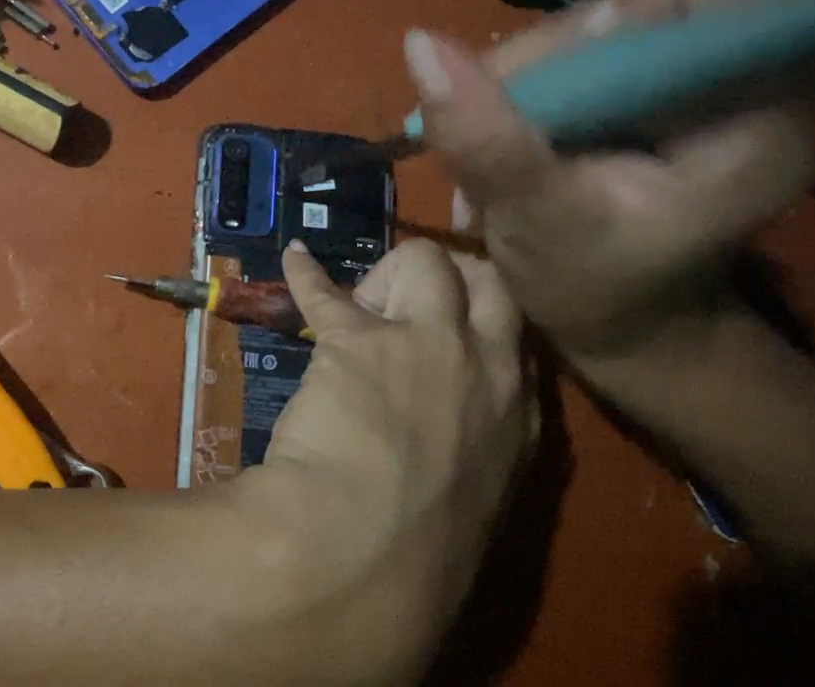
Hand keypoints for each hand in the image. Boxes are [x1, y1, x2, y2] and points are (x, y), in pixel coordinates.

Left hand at [237, 238, 529, 670]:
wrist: (359, 555)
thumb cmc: (417, 554)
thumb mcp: (473, 505)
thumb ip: (472, 459)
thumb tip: (441, 448)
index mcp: (520, 417)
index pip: (519, 337)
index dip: (483, 320)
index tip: (455, 321)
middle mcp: (486, 368)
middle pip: (487, 281)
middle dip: (453, 276)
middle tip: (412, 296)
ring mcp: (425, 344)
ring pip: (423, 262)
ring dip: (390, 273)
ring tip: (359, 300)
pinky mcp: (357, 339)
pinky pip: (327, 289)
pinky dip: (306, 274)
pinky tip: (294, 258)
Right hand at [410, 0, 814, 360]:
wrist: (625, 326)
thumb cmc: (598, 289)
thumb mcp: (535, 219)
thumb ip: (487, 139)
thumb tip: (418, 43)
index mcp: (763, 112)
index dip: (619, 15)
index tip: (553, 79)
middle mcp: (751, 77)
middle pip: (639, 7)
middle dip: (550, 56)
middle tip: (495, 117)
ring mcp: (702, 78)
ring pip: (603, 26)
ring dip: (529, 73)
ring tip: (492, 138)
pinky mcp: (662, 86)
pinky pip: (590, 48)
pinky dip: (536, 80)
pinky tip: (510, 128)